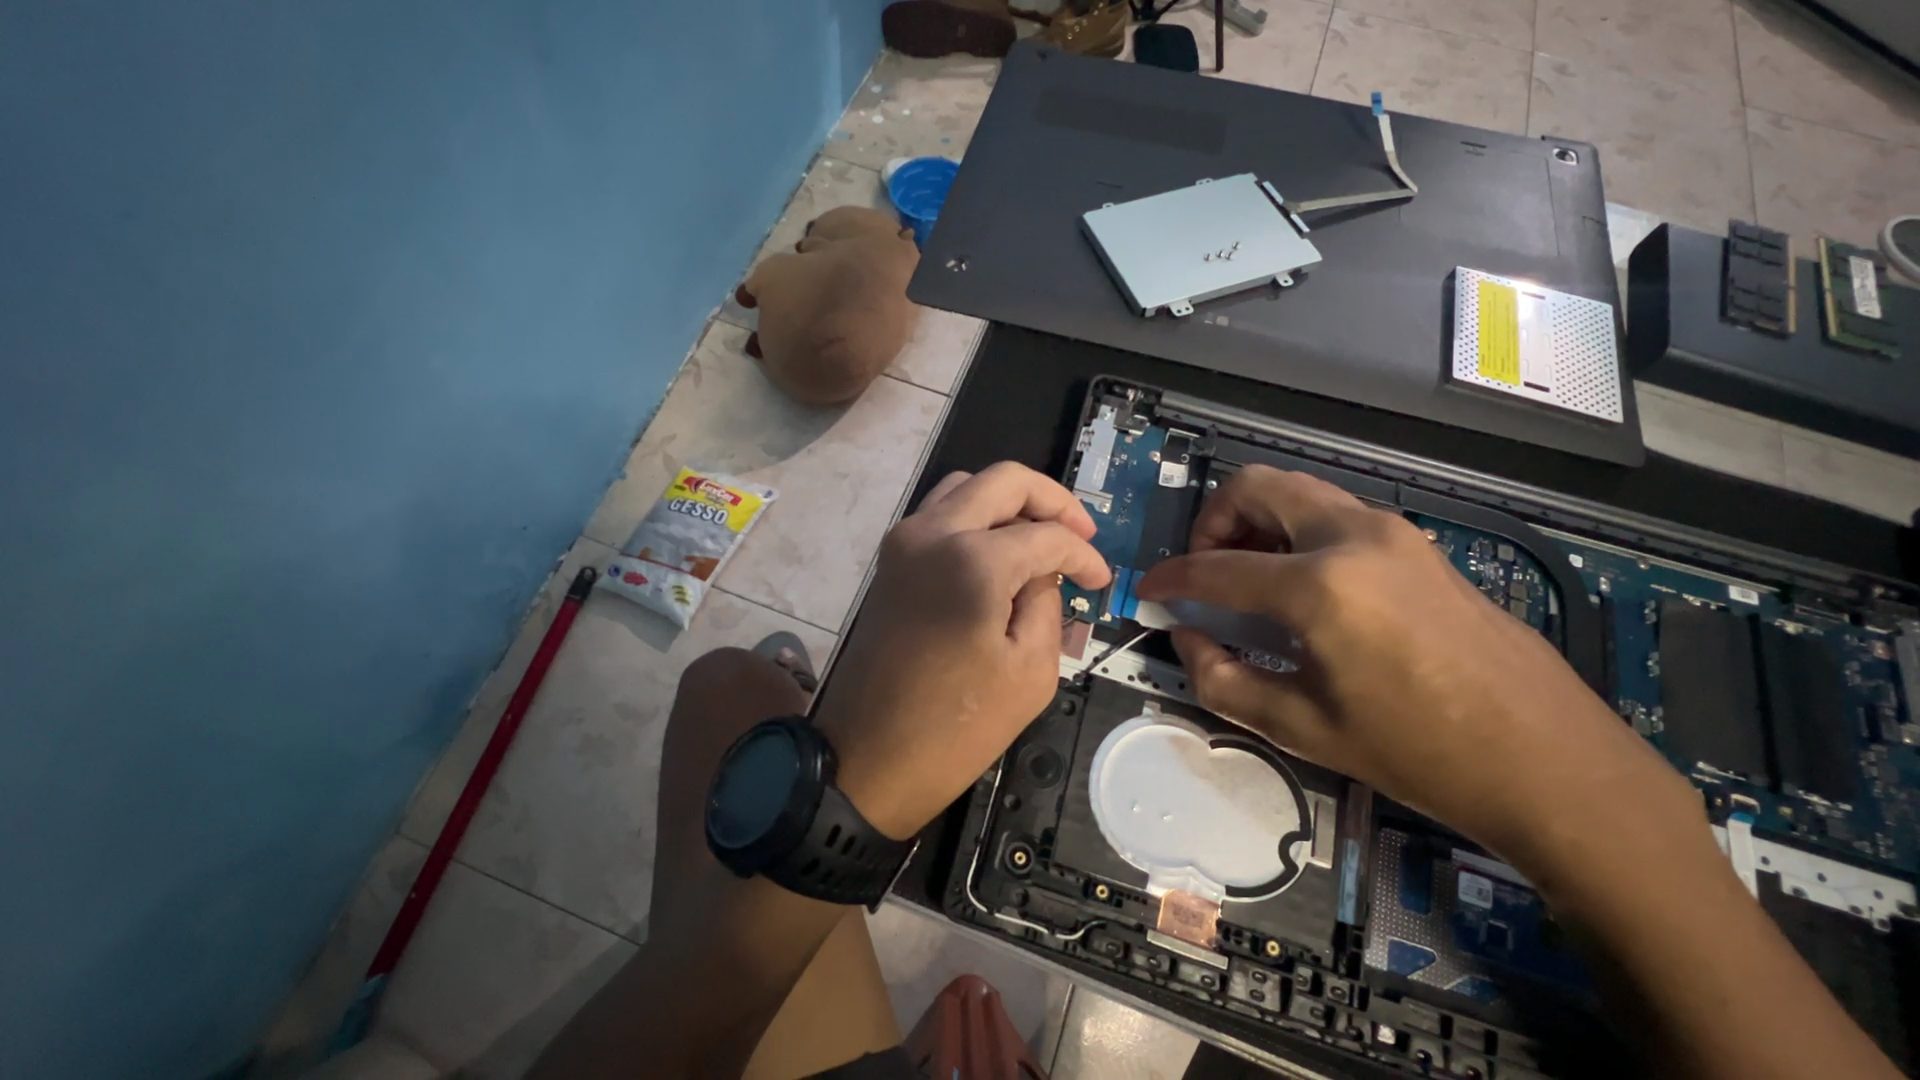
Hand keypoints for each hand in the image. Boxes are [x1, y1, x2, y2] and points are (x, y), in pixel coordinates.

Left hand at [818, 463, 1111, 839]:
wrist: (868, 759)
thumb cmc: (956, 728)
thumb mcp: (1030, 672)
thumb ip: (1045, 603)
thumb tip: (1044, 571)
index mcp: (973, 559)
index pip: (1047, 536)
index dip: (1083, 556)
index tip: (1100, 583)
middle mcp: (932, 531)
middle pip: (1004, 480)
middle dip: (1052, 501)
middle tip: (1080, 536)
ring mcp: (903, 542)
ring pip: (966, 487)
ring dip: (1009, 504)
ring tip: (1042, 541)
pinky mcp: (890, 562)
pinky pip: (940, 515)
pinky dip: (975, 519)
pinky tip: (1001, 554)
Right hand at [1134, 465, 1695, 866]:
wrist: (1550, 760)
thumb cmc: (1420, 753)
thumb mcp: (1304, 728)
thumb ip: (1225, 678)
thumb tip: (1187, 640)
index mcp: (1319, 585)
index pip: (1217, 567)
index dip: (1172, 579)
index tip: (1149, 590)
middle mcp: (1354, 537)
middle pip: (1258, 486)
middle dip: (1213, 520)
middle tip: (1204, 571)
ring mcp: (1395, 533)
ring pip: (1301, 493)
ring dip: (1259, 521)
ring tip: (1248, 578)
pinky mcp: (1421, 545)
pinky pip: (1338, 514)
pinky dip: (1299, 532)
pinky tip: (1303, 588)